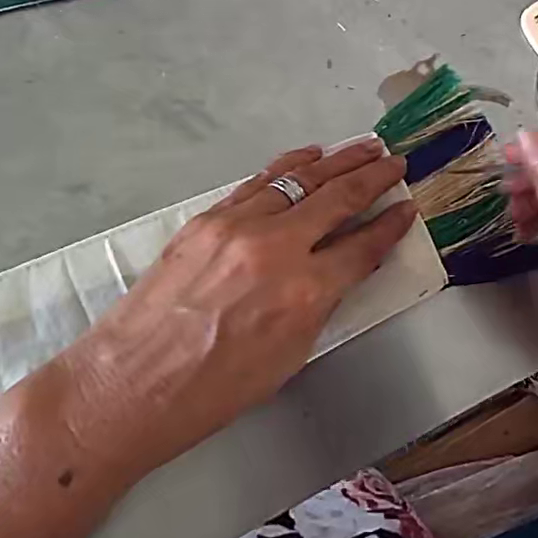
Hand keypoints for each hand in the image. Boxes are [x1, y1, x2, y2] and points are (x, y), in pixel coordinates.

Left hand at [62, 140, 414, 472]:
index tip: (406, 208)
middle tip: (394, 162)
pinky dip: (288, 167)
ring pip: (297, 180)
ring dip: (335, 161)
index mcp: (305, 292)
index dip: (390, 226)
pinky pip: (258, 183)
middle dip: (372, 177)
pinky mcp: (207, 217)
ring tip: (363, 146)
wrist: (132, 381)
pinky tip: (307, 157)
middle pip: (336, 199)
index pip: (362, 247)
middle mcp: (276, 247)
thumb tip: (336, 269)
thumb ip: (318, 304)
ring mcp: (237, 225)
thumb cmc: (214, 390)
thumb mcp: (287, 357)